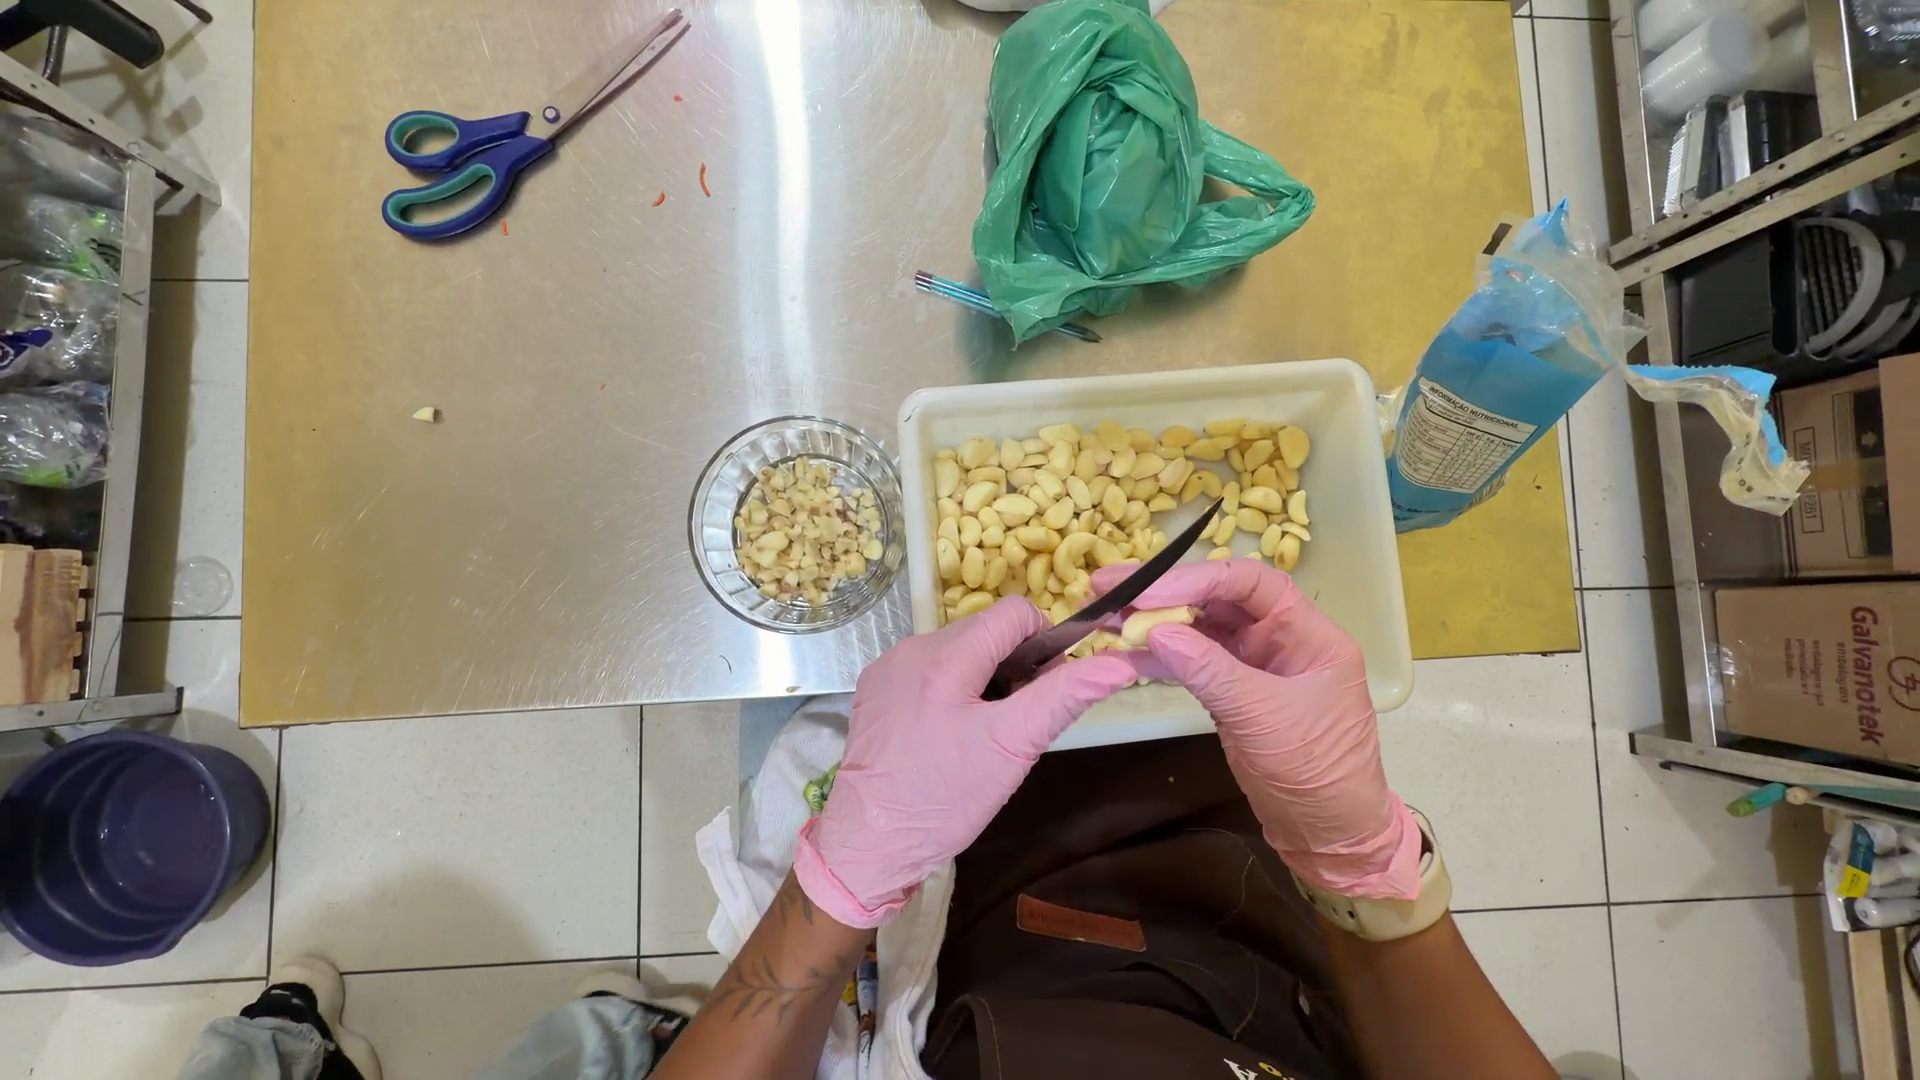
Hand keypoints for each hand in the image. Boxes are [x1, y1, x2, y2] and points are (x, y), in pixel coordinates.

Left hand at [793, 597, 1138, 927]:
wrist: (868, 845)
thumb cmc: (945, 797)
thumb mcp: (1013, 748)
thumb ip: (1063, 698)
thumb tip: (1119, 664)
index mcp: (946, 655)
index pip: (1015, 613)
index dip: (1043, 642)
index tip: (1043, 688)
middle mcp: (911, 647)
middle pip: (984, 630)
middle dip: (1011, 663)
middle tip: (1012, 720)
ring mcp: (886, 667)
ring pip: (956, 648)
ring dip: (980, 675)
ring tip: (978, 730)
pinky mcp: (872, 689)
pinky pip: (926, 668)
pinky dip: (947, 687)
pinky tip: (944, 732)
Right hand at [1091, 558, 1421, 899]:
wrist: (1325, 833)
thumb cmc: (1313, 771)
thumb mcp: (1262, 717)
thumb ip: (1210, 670)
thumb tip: (1156, 631)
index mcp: (1307, 633)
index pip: (1249, 583)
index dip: (1197, 578)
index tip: (1147, 590)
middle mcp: (1278, 637)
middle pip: (1216, 597)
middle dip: (1163, 591)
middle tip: (1105, 585)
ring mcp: (1251, 662)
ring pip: (1197, 626)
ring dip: (1152, 619)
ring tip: (1103, 613)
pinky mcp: (1229, 688)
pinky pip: (1189, 658)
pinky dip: (1157, 654)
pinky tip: (1122, 649)